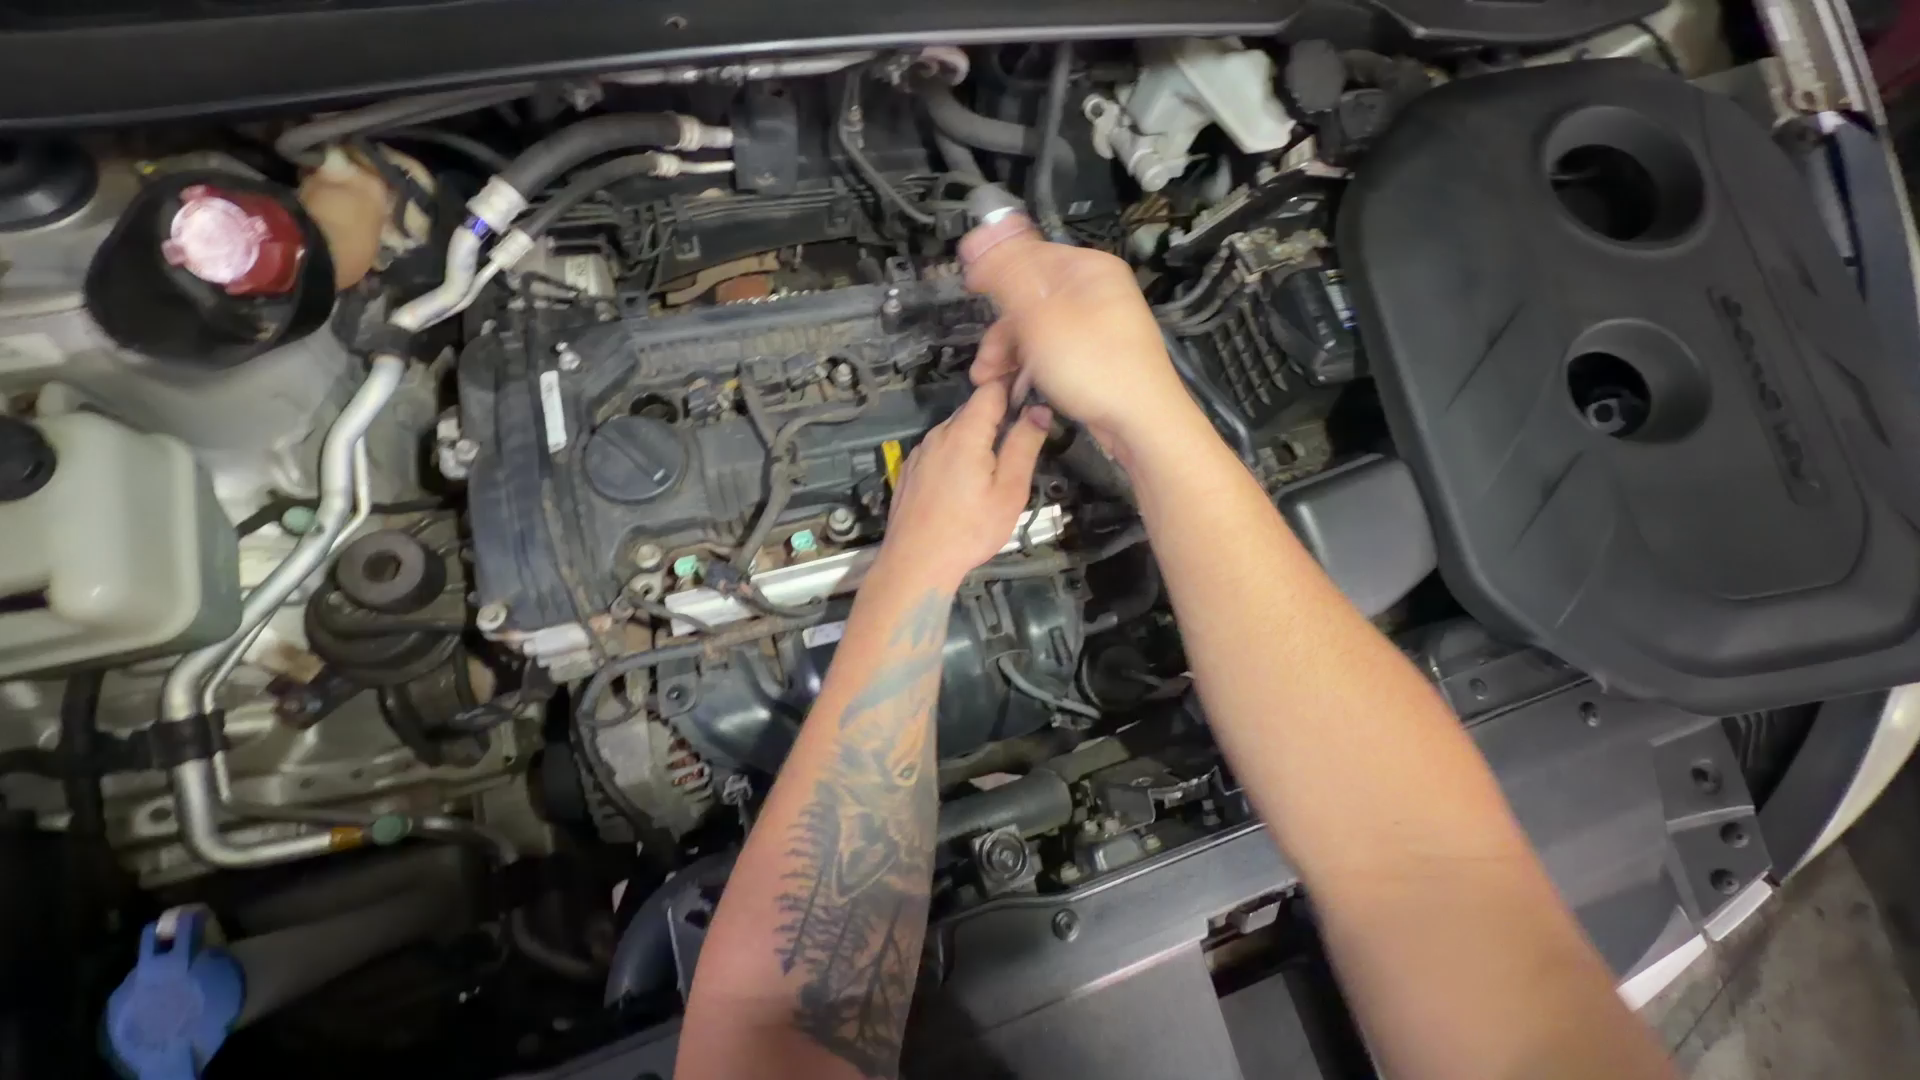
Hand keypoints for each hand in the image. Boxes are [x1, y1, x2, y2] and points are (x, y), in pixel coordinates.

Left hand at [879, 378, 1050, 589]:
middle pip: (972, 410)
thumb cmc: (969, 531)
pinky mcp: (910, 471)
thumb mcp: (1010, 490)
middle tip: (1019, 448)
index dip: (1014, 391)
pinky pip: (939, 452)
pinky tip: (964, 488)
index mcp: (964, 432)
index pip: (991, 389)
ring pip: (955, 432)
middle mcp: (938, 434)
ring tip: (993, 474)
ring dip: (976, 442)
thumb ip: (1024, 444)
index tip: (1033, 406)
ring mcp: (920, 453)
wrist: (916, 563)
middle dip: (997, 421)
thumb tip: (1039, 410)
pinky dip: (956, 458)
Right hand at [961, 214, 1194, 459]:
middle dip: (999, 330)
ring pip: (1036, 329)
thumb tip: (979, 237)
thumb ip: (1008, 274)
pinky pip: (1051, 351)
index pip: (1029, 255)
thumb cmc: (1092, 365)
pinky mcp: (1093, 357)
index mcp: (1087, 268)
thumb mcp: (1042, 315)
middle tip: (982, 365)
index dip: (994, 272)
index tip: (969, 293)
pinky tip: (1015, 388)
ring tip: (990, 383)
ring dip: (1007, 354)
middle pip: (1029, 297)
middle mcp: (1093, 291)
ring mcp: (1095, 325)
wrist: (1141, 422)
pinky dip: (1029, 366)